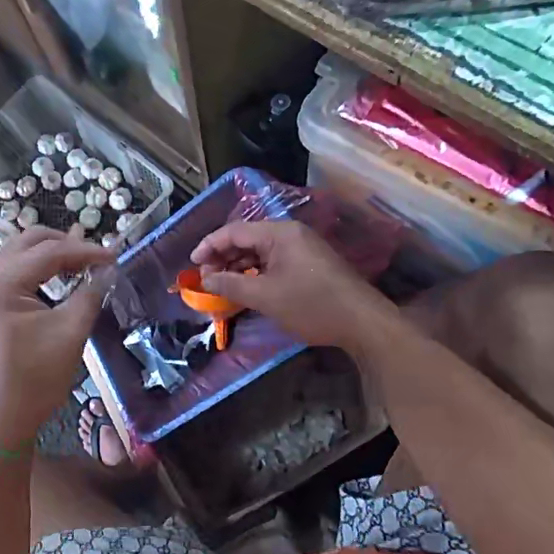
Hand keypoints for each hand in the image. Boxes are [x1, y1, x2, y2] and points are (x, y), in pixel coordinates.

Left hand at [0, 228, 114, 449]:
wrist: (1, 418)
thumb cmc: (35, 379)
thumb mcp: (70, 333)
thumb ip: (90, 294)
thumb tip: (108, 271)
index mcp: (0, 284)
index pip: (48, 252)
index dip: (85, 251)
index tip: (115, 257)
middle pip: (28, 242)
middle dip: (66, 244)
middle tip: (97, 258)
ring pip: (19, 254)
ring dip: (52, 255)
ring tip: (84, 265)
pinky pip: (14, 273)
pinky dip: (39, 270)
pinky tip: (62, 279)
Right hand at [190, 220, 397, 351]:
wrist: (362, 322)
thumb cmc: (311, 305)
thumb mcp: (265, 296)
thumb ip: (230, 284)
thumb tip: (206, 278)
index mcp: (279, 233)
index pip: (235, 231)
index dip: (209, 246)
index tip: (192, 264)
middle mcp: (291, 234)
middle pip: (247, 239)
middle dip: (223, 258)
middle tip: (206, 280)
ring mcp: (303, 249)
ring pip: (261, 252)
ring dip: (239, 267)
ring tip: (223, 287)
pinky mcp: (310, 265)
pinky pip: (275, 262)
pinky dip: (257, 273)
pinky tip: (248, 289)